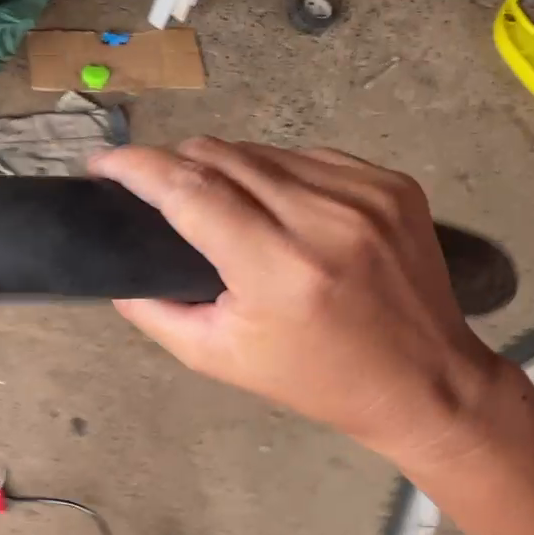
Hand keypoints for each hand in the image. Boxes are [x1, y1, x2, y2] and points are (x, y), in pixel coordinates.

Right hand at [90, 139, 507, 466]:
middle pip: (216, 155)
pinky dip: (267, 169)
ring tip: (210, 196)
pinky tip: (269, 200)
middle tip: (149, 186)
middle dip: (169, 162)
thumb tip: (116, 268)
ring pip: (254, 148)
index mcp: (278, 268)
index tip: (100, 163)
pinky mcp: (388, 183)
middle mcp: (323, 219)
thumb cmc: (315, 379)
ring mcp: (362, 194)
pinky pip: (298, 155)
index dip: (135, 166)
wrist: (432, 385)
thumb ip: (153, 310)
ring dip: (217, 164)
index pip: (189, 189)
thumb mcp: (216, 358)